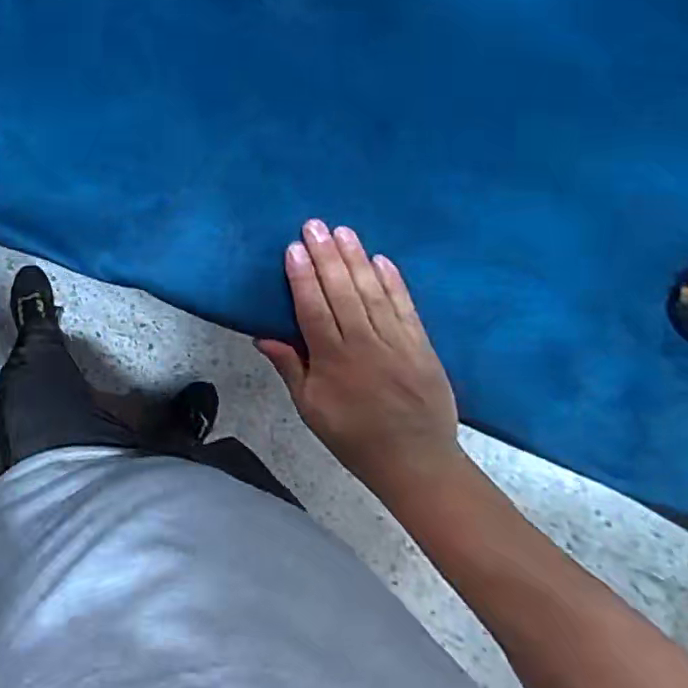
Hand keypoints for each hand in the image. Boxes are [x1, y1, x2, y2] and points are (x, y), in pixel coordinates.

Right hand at [257, 219, 463, 496]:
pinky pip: (406, 308)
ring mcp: (398, 344)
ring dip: (357, 260)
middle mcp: (366, 346)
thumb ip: (290, 368)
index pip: (314, 310)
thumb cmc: (352, 436)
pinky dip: (394, 282)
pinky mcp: (423, 347)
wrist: (416, 462)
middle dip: (327, 256)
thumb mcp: (310, 409)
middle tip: (314, 225)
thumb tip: (263, 336)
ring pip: (374, 294)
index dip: (303, 278)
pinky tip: (381, 259)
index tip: (294, 249)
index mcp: (334, 362)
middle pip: (343, 293)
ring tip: (343, 231)